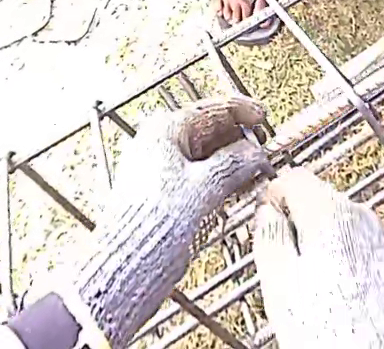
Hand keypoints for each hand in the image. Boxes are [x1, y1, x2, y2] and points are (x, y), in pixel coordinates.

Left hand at [71, 97, 269, 347]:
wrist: (120, 274)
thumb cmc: (154, 226)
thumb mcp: (205, 188)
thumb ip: (236, 163)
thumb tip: (256, 152)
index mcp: (165, 129)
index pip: (212, 108)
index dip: (243, 110)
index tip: (263, 116)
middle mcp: (159, 142)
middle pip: (209, 130)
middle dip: (239, 139)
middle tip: (263, 148)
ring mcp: (158, 166)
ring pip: (205, 153)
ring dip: (232, 160)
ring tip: (255, 170)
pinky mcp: (160, 191)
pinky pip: (197, 174)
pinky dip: (219, 177)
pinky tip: (237, 186)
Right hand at [253, 169, 383, 348]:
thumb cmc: (331, 330)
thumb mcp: (282, 286)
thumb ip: (269, 238)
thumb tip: (265, 212)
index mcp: (329, 209)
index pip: (294, 177)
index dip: (274, 195)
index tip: (264, 220)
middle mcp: (357, 213)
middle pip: (317, 198)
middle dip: (296, 221)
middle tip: (281, 262)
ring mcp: (376, 235)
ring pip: (335, 222)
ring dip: (317, 242)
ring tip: (306, 286)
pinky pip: (354, 244)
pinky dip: (338, 258)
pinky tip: (332, 293)